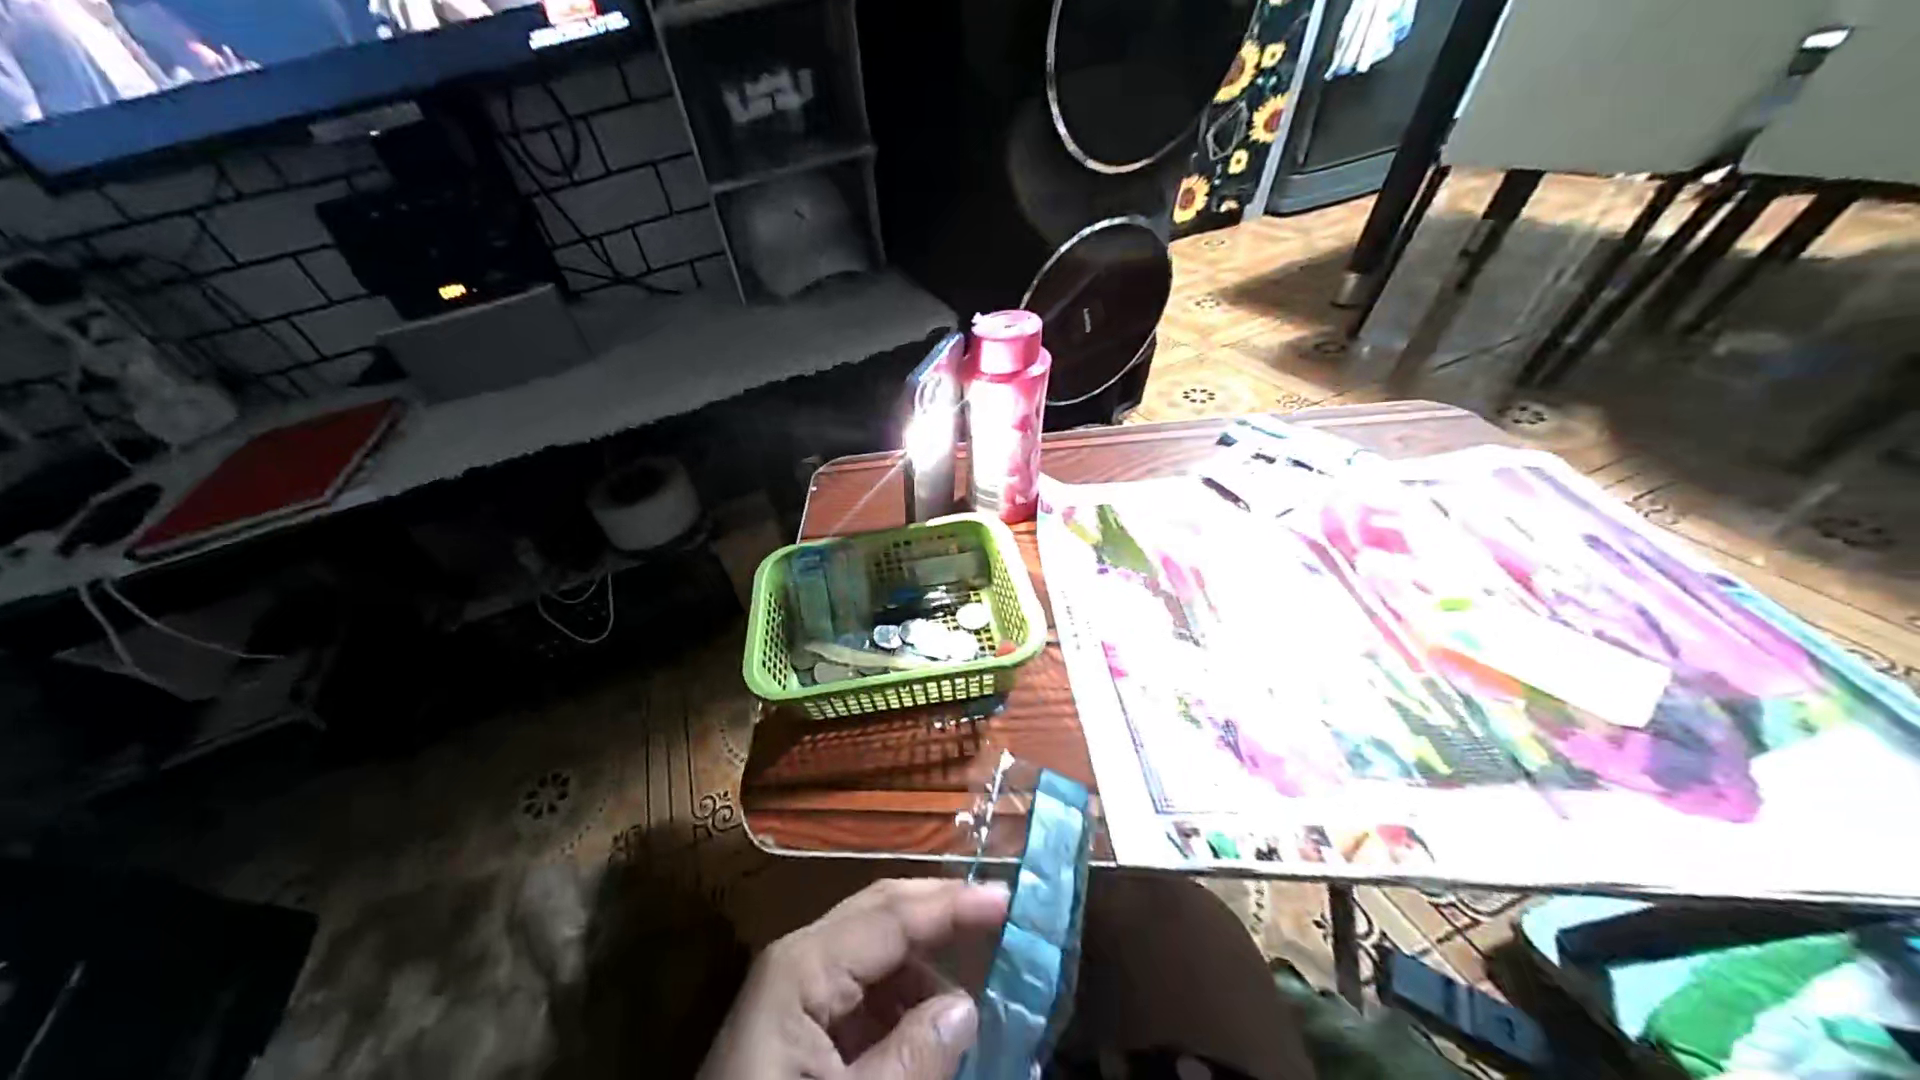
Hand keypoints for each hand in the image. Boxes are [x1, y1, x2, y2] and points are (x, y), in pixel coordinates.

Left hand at [698, 878, 1009, 1079]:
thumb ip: (909, 1059)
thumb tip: (965, 1006)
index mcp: (804, 965)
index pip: (893, 914)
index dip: (954, 903)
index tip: (1010, 900)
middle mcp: (801, 957)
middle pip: (884, 912)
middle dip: (942, 912)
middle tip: (1002, 916)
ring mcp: (798, 985)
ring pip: (878, 950)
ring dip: (927, 966)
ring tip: (974, 997)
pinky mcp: (801, 1018)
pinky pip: (863, 989)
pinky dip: (904, 1000)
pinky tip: (930, 1028)